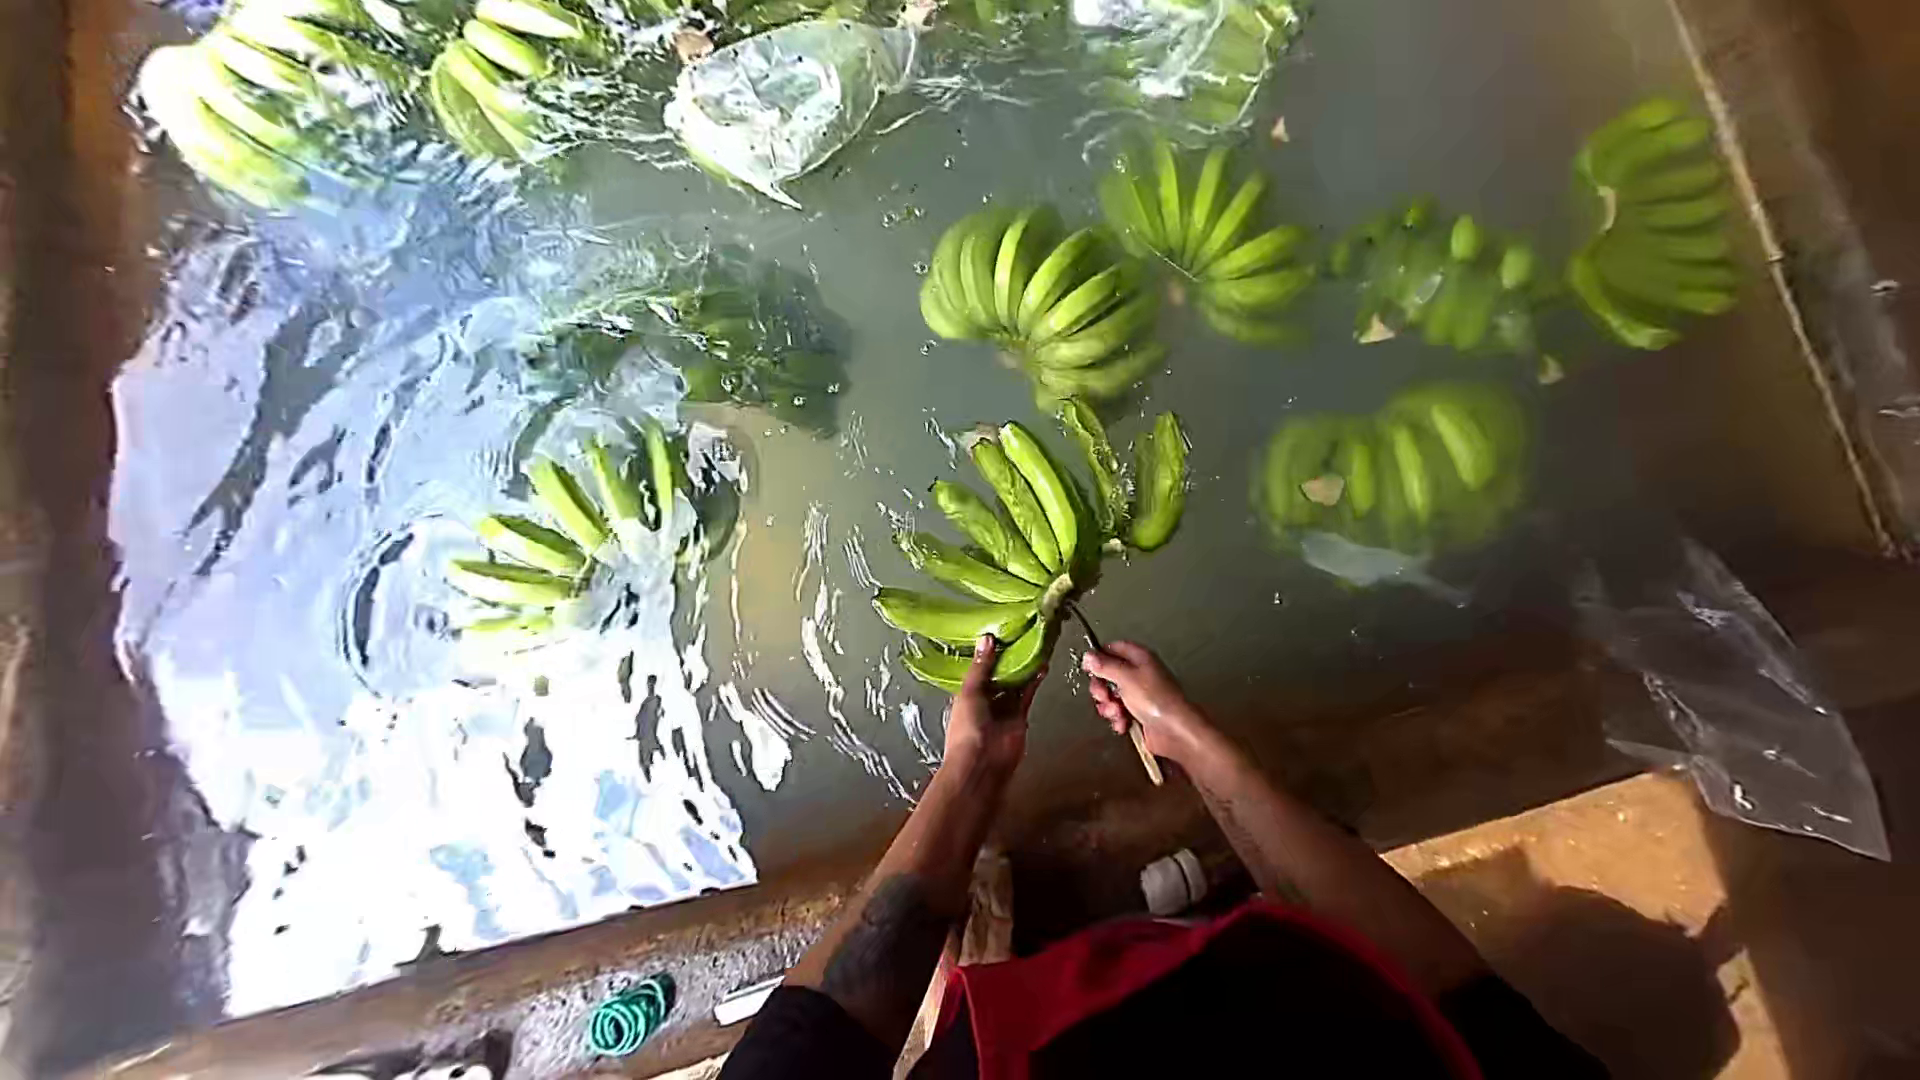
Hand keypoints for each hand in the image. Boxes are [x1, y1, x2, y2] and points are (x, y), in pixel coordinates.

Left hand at [943, 635, 1041, 779]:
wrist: (982, 764)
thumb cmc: (967, 728)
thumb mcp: (969, 691)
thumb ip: (980, 666)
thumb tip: (986, 638)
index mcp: (966, 693)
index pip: (977, 669)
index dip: (986, 653)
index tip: (997, 633)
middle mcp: (984, 699)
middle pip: (998, 675)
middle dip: (1007, 658)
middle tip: (1019, 635)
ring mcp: (1002, 708)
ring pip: (1014, 683)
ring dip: (1023, 667)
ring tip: (1033, 645)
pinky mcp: (1019, 716)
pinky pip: (1027, 694)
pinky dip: (1034, 680)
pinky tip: (1041, 665)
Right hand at [1082, 641, 1221, 767]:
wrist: (1176, 732)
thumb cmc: (1158, 701)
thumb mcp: (1125, 677)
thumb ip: (1104, 665)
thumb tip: (1089, 656)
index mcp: (1140, 658)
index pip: (1113, 648)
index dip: (1099, 658)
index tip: (1091, 669)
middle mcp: (1140, 674)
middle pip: (1108, 674)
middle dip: (1102, 688)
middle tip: (1104, 695)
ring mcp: (1140, 695)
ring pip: (1111, 696)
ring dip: (1109, 706)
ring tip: (1117, 712)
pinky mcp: (1139, 713)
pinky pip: (1119, 712)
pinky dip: (1117, 719)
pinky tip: (1123, 723)